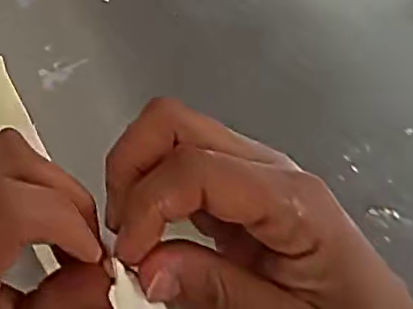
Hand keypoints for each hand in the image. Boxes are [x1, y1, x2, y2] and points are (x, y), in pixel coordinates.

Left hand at [0, 129, 110, 308]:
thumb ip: (63, 303)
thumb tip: (100, 270)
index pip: (5, 203)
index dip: (62, 217)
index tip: (89, 249)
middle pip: (5, 159)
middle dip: (61, 192)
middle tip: (86, 239)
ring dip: (44, 183)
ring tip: (64, 232)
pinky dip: (22, 182)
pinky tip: (36, 221)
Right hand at [105, 99, 412, 308]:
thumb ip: (220, 291)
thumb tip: (147, 266)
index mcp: (293, 198)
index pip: (193, 166)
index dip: (148, 201)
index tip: (128, 249)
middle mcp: (270, 167)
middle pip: (173, 121)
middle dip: (130, 164)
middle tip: (119, 225)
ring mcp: (253, 168)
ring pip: (170, 129)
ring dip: (136, 170)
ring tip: (131, 229)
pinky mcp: (239, 184)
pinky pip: (180, 158)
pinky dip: (151, 183)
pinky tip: (153, 227)